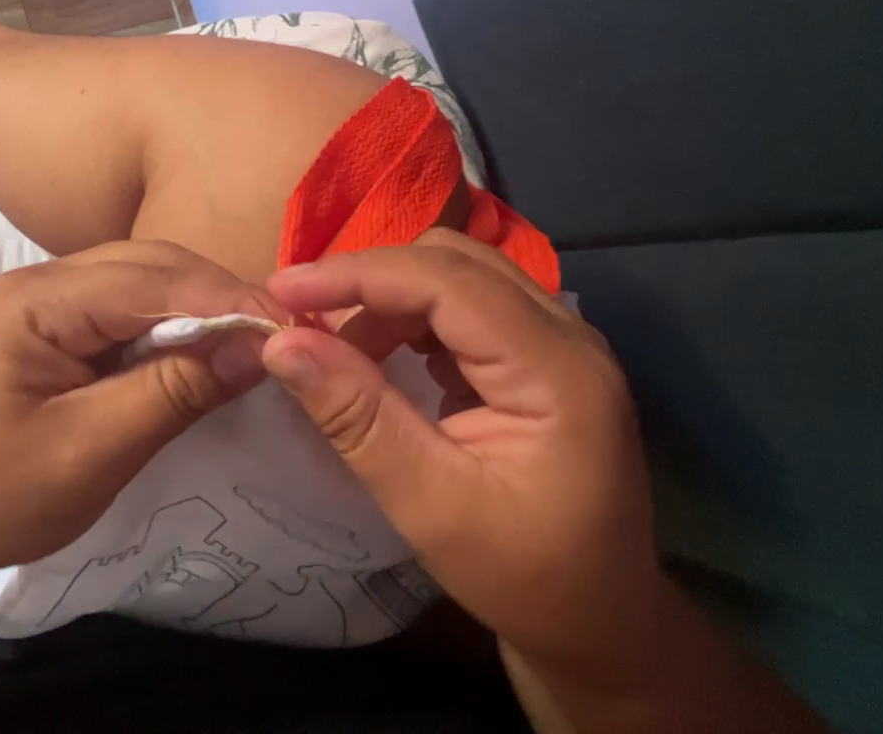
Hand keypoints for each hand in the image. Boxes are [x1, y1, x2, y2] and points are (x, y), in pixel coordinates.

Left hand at [0, 240, 279, 586]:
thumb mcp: (89, 453)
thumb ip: (172, 393)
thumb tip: (256, 349)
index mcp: (37, 301)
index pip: (152, 278)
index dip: (226, 299)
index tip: (292, 330)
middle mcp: (39, 281)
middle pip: (149, 263)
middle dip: (218, 294)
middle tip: (280, 335)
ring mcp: (42, 299)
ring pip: (141, 279)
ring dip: (198, 305)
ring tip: (251, 342)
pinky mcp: (50, 326)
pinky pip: (124, 307)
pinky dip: (170, 324)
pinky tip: (199, 350)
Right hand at [261, 229, 664, 663]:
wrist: (600, 620)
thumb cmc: (522, 575)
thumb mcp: (429, 505)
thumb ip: (357, 417)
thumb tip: (282, 342)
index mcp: (556, 370)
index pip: (446, 282)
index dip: (358, 275)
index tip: (282, 288)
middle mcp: (568, 335)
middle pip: (454, 263)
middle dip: (371, 281)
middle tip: (305, 321)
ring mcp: (560, 340)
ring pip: (459, 274)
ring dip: (389, 298)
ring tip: (340, 349)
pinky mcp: (542, 353)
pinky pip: (467, 303)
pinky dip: (412, 317)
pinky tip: (385, 358)